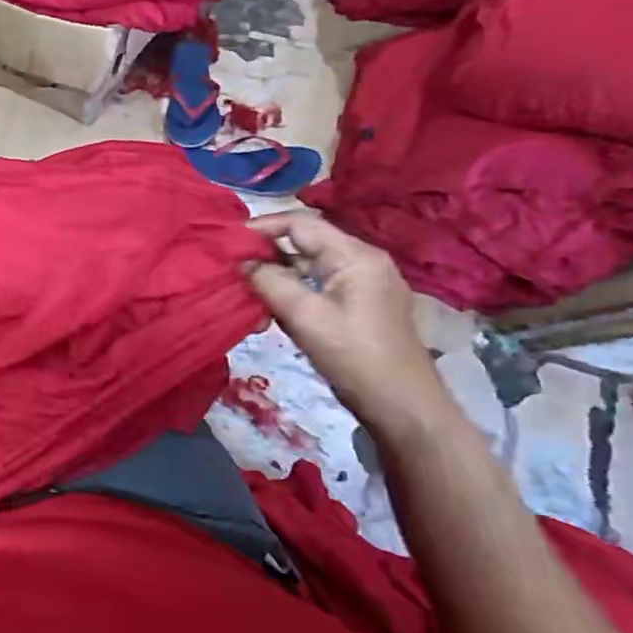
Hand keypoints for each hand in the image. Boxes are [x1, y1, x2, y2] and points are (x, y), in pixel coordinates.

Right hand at [243, 211, 462, 435]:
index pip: (301, 224)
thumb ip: (270, 282)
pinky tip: (273, 315)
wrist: (403, 407)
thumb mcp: (305, 317)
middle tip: (234, 273)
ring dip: (277, 280)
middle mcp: (363, 261)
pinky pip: (320, 288)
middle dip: (267, 257)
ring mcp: (365, 284)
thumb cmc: (355, 358)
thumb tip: (244, 262)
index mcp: (356, 256)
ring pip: (309, 269)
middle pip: (305, 245)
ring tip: (250, 300)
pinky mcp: (362, 306)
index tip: (229, 241)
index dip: (262, 227)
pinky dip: (294, 296)